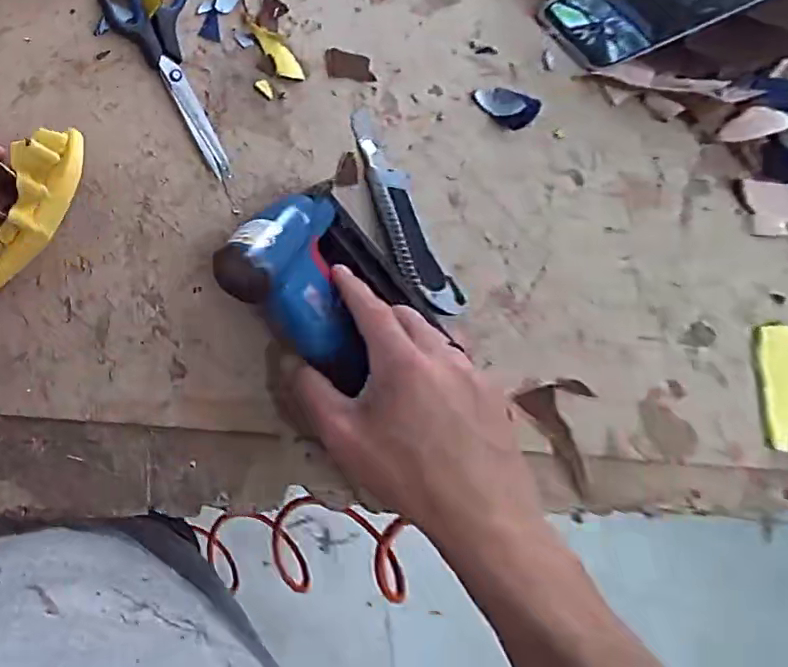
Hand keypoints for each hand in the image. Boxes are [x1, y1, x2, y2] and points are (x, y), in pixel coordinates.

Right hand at [286, 266, 542, 536]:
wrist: (486, 518)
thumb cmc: (407, 475)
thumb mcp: (344, 437)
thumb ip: (312, 393)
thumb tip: (294, 362)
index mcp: (400, 358)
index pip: (371, 306)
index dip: (351, 285)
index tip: (338, 270)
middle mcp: (439, 353)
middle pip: (406, 315)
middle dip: (381, 310)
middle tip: (362, 326)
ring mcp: (472, 372)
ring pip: (436, 334)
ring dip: (412, 333)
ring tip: (397, 357)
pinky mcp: (493, 393)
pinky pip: (459, 359)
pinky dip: (438, 357)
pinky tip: (434, 389)